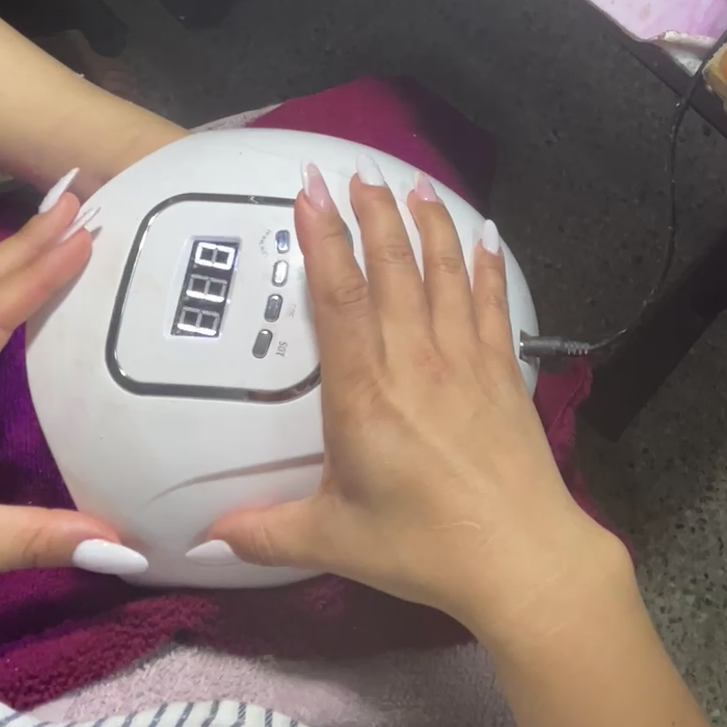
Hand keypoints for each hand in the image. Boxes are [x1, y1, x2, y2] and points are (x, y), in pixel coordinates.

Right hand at [209, 161, 626, 630]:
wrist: (520, 555)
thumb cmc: (424, 546)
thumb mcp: (335, 541)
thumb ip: (266, 532)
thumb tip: (206, 538)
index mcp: (365, 393)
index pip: (341, 297)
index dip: (324, 239)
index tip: (311, 192)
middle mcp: (416, 360)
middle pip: (394, 269)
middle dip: (374, 214)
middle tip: (357, 172)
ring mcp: (465, 359)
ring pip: (444, 274)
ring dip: (429, 224)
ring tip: (416, 184)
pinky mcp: (503, 369)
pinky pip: (493, 303)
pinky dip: (488, 266)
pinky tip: (486, 235)